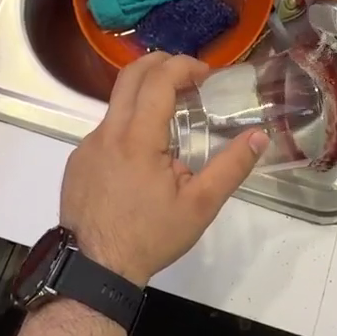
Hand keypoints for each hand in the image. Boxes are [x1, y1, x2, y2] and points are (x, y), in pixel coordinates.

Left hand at [60, 54, 265, 284]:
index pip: (158, 79)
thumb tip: (260, 136)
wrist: (93, 272)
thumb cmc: (149, 237)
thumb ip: (232, 167)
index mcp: (138, 138)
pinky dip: (128, 126)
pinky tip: (143, 160)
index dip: (183, 66)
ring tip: (171, 120)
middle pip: (130, 75)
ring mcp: (88, 145)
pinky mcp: (77, 161)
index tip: (205, 74)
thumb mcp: (200, 206)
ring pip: (117, 103)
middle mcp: (108, 132)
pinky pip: (105, 130)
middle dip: (161, 63)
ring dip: (145, 97)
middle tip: (187, 75)